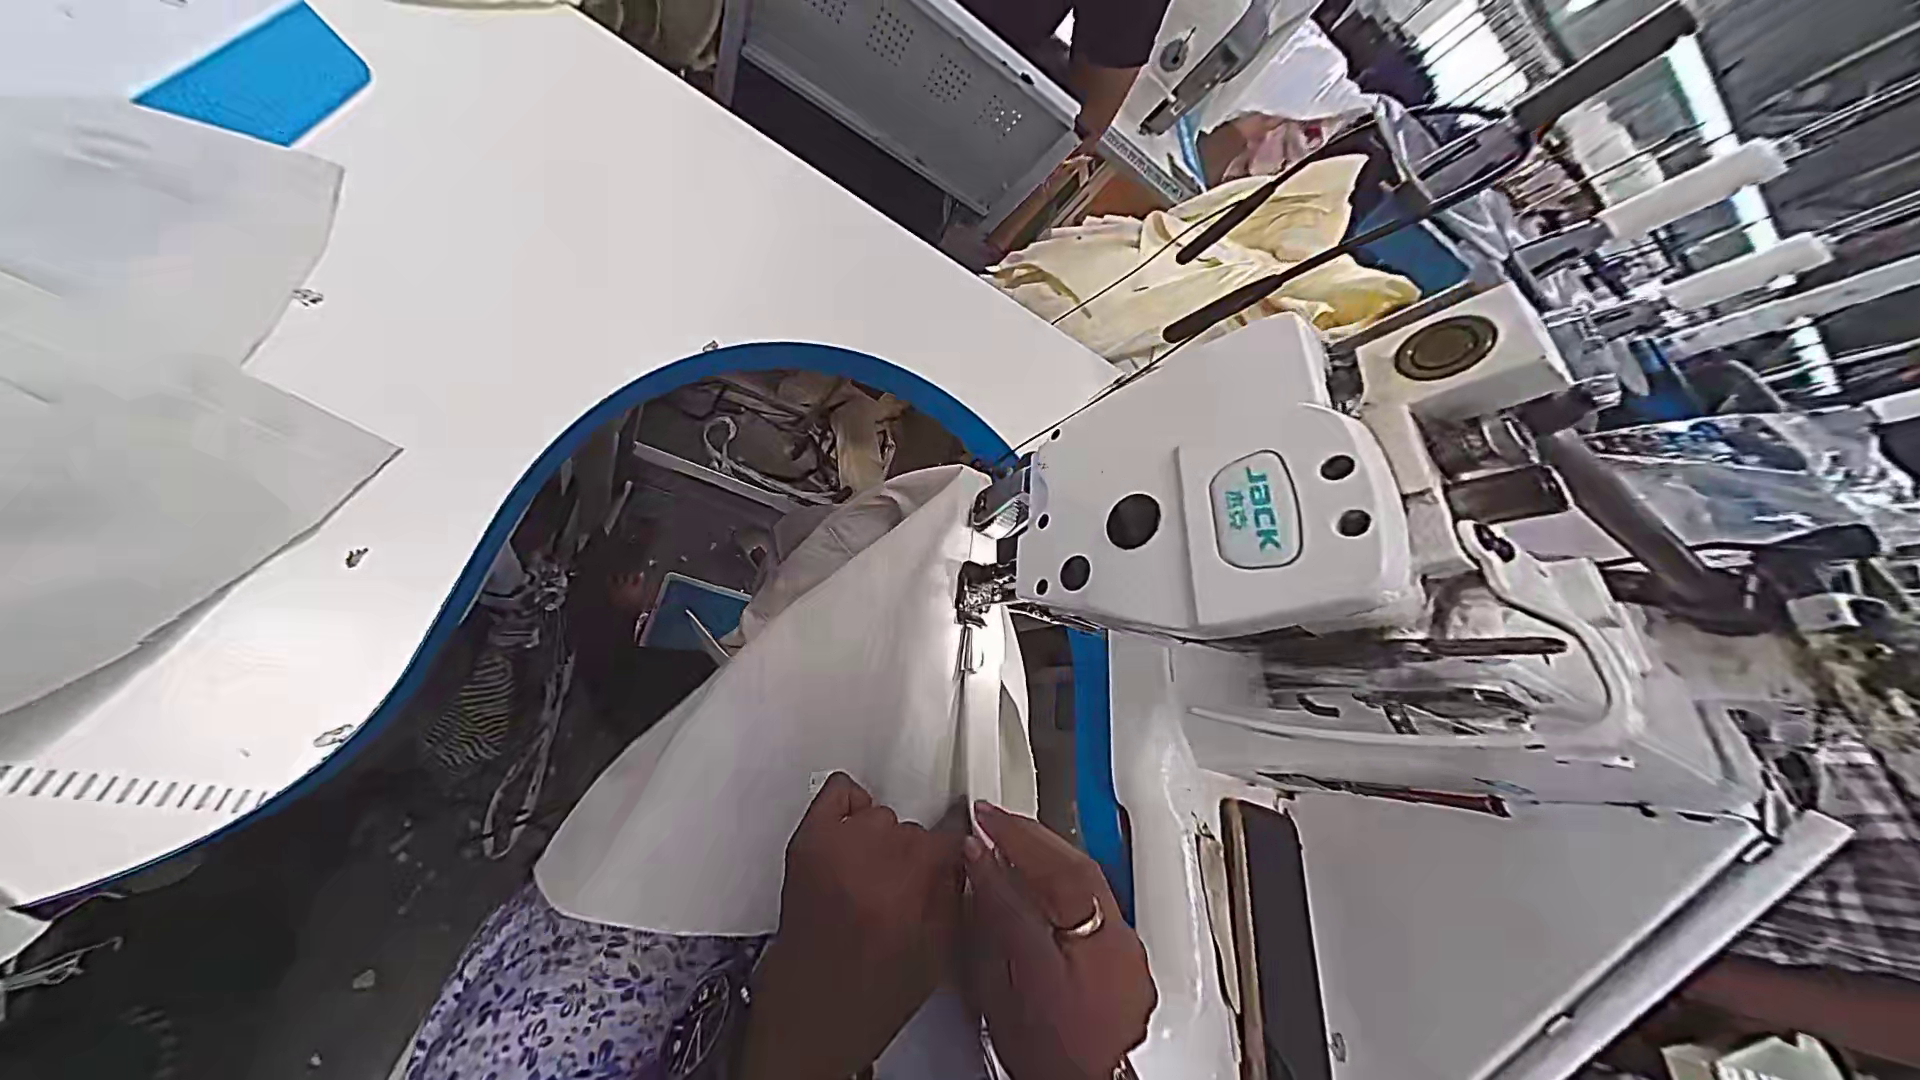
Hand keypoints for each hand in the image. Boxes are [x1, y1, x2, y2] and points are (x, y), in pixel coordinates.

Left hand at [741, 773, 964, 1079]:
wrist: (811, 1012)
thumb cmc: (868, 993)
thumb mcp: (937, 951)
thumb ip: (955, 892)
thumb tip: (963, 855)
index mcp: (909, 883)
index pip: (948, 834)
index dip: (951, 850)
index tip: (950, 854)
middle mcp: (872, 856)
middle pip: (912, 828)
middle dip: (913, 856)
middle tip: (902, 886)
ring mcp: (836, 844)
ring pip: (880, 814)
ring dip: (880, 839)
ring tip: (871, 874)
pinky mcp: (807, 840)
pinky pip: (839, 791)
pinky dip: (849, 807)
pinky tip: (850, 838)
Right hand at [961, 802, 1156, 1079]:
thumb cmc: (1046, 1054)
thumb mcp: (999, 993)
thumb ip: (990, 928)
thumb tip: (979, 873)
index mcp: (1063, 976)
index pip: (1021, 901)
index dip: (992, 863)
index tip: (972, 838)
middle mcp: (1103, 954)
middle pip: (1063, 874)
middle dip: (1023, 835)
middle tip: (990, 814)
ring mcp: (1122, 946)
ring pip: (1085, 873)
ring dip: (1044, 841)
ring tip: (1012, 824)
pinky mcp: (1129, 944)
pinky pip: (1097, 885)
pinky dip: (1066, 860)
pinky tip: (1045, 852)